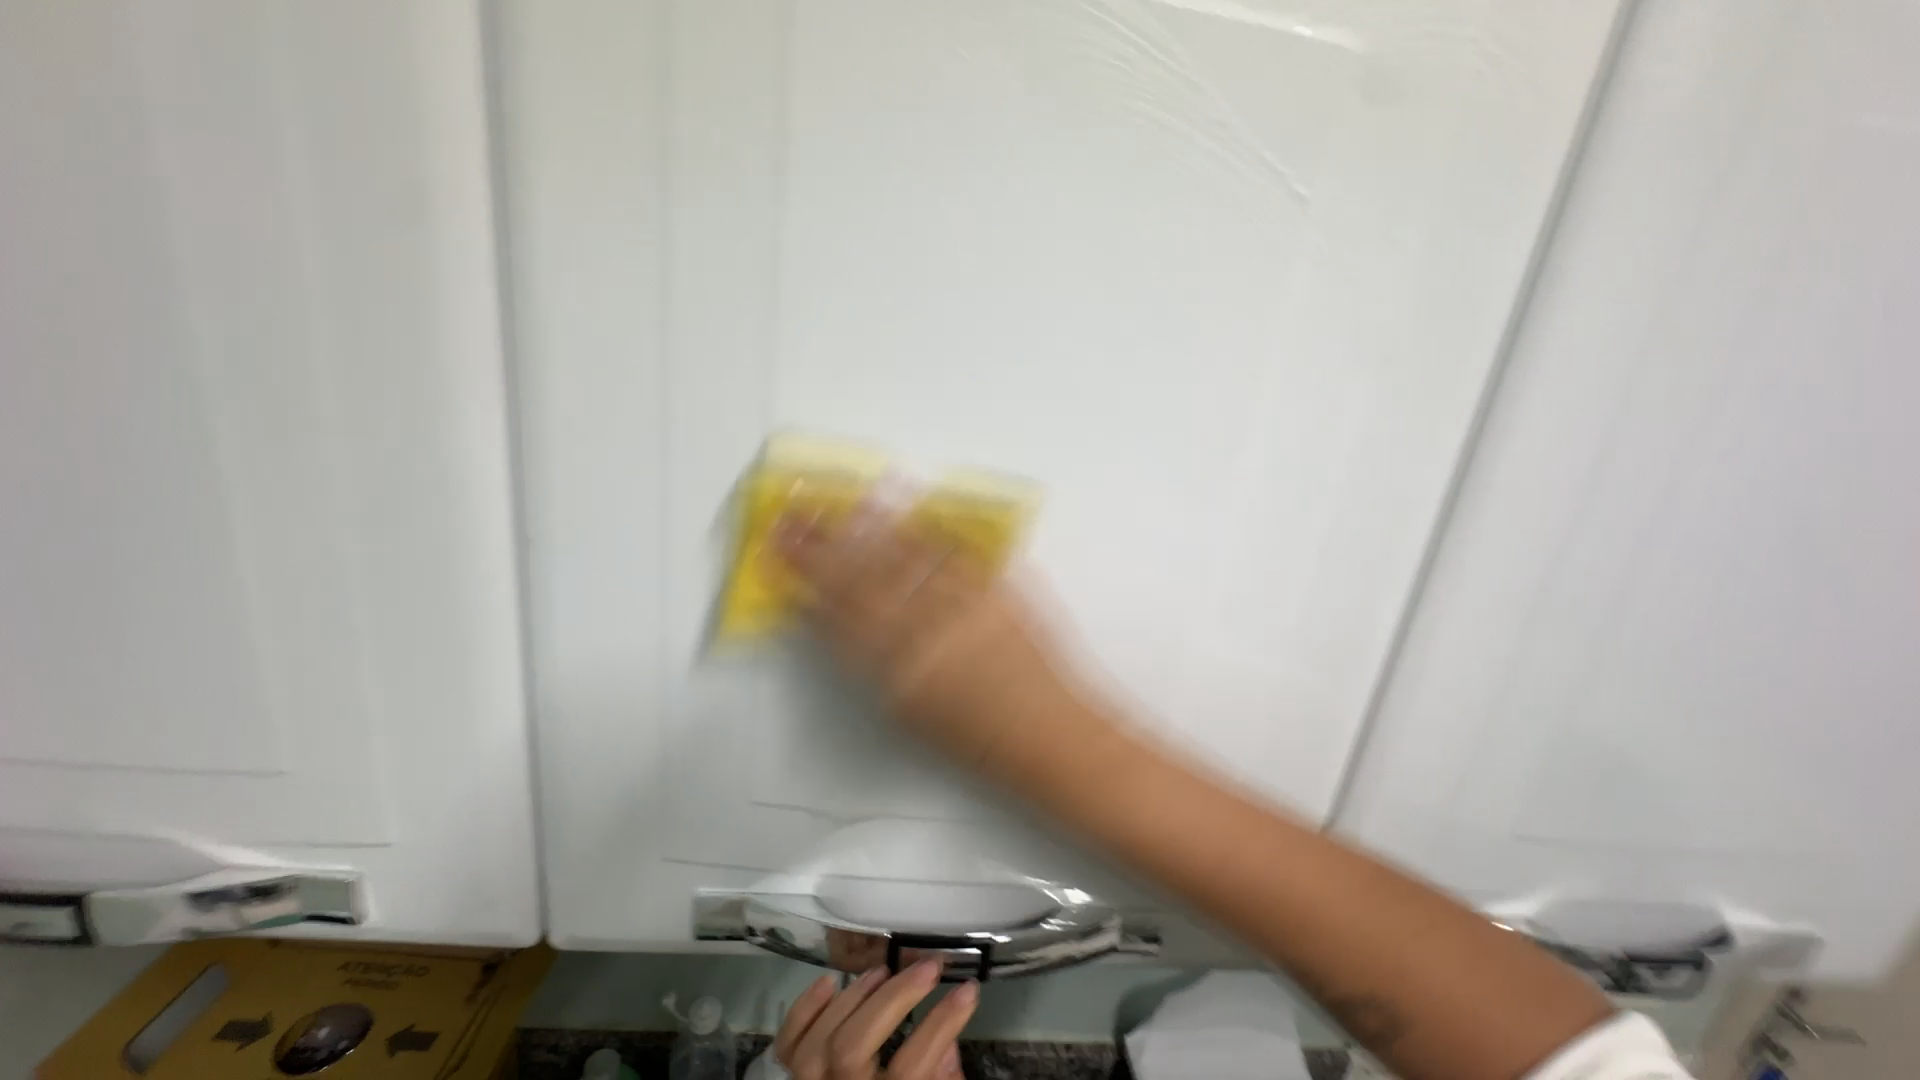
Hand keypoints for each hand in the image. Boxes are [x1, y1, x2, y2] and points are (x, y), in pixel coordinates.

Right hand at [773, 508, 1099, 780]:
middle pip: (860, 577)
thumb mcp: (908, 715)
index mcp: (895, 672)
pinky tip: (904, 505)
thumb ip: (871, 666)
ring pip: (903, 556)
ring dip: (865, 522)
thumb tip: (840, 626)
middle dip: (819, 543)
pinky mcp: (998, 588)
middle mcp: (925, 632)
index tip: (776, 556)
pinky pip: (954, 550)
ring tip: (836, 495)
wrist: (1050, 732)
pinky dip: (925, 525)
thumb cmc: (976, 739)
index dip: (801, 582)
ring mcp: (963, 604)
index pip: (834, 617)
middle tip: (792, 512)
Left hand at [773, 961, 976, 1078]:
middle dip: (895, 997)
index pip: (911, 1068)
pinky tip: (830, 981)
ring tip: (885, 971)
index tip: (969, 988)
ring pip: (820, 1039)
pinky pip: (788, 1043)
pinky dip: (805, 1008)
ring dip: (855, 995)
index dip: (942, 1024)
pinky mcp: (784, 1078)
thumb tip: (947, 1042)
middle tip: (930, 965)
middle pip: (854, 1046)